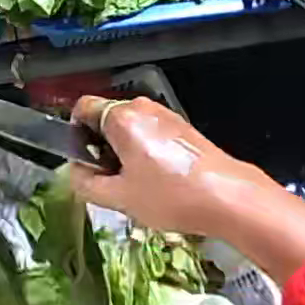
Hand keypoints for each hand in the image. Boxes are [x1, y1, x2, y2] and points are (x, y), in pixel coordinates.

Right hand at [68, 96, 280, 240]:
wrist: (231, 198)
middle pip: (106, 117)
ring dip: (125, 148)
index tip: (86, 161)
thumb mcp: (122, 198)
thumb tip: (73, 172)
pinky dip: (147, 149)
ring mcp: (163, 113)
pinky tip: (162, 179)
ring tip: (140, 183)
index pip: (82, 108)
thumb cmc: (171, 195)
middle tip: (113, 178)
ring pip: (129, 125)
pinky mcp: (181, 126)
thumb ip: (87, 184)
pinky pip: (151, 130)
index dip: (76, 133)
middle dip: (102, 145)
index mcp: (119, 116)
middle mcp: (139, 106)